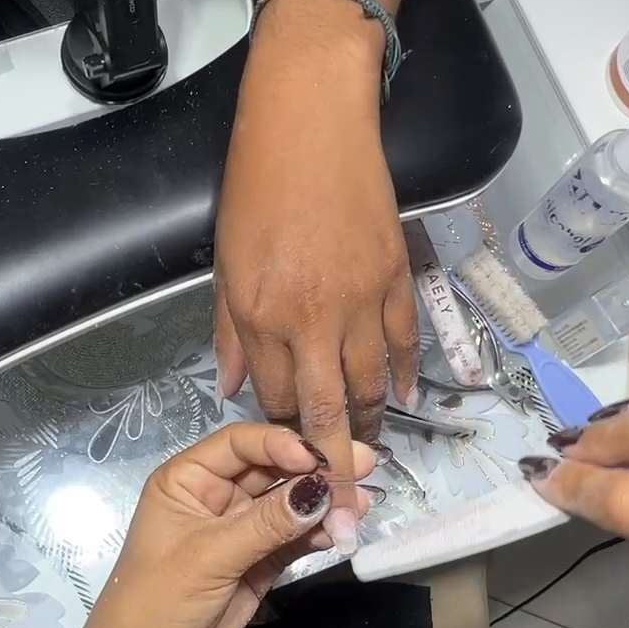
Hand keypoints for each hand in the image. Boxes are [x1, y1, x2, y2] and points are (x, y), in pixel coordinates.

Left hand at [75, 423, 374, 627]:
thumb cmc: (159, 599)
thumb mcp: (210, 556)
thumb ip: (266, 523)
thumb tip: (321, 490)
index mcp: (188, 479)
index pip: (240, 443)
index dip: (280, 444)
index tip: (317, 459)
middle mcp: (216, 494)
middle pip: (273, 468)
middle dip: (315, 470)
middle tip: (363, 467)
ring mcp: (241, 527)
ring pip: (290, 502)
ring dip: (324, 502)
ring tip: (361, 505)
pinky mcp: (260, 558)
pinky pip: (295, 535)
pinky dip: (319, 532)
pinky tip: (342, 531)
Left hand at [214, 0, 419, 553]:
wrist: (312, 120)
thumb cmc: (255, 188)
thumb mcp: (225, 264)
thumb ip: (229, 333)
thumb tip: (231, 390)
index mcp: (262, 318)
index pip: (273, 399)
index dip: (281, 437)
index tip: (289, 465)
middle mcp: (312, 320)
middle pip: (326, 411)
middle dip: (333, 467)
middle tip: (343, 507)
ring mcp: (360, 301)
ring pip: (369, 384)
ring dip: (369, 426)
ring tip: (367, 456)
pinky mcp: (395, 280)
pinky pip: (403, 344)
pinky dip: (403, 377)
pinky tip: (401, 401)